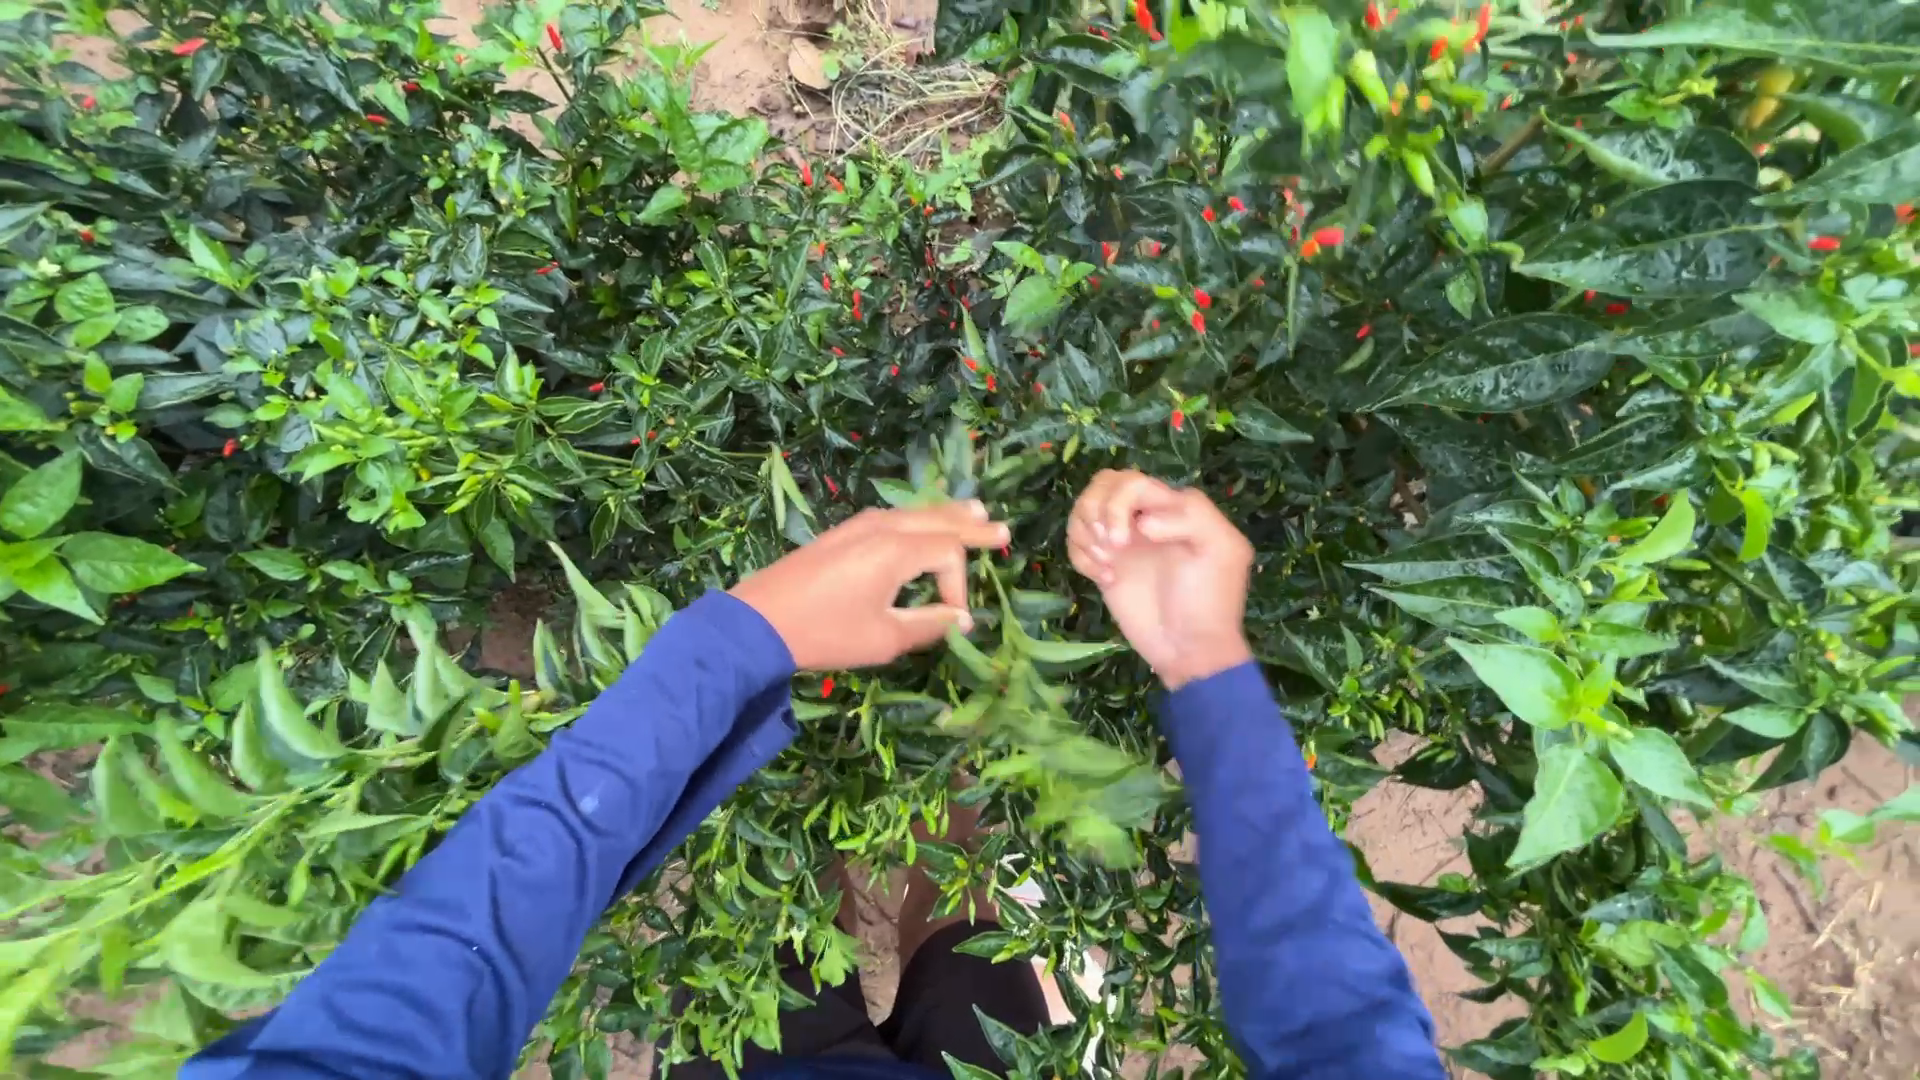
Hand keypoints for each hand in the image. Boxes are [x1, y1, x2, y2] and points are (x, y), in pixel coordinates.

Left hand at [730, 501, 1008, 670]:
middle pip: (938, 519)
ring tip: (973, 511)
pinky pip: (894, 515)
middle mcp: (883, 527)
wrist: (758, 621)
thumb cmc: (825, 632)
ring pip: (915, 512)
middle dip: (970, 526)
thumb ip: (929, 625)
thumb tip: (963, 619)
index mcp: (897, 549)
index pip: (949, 555)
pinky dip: (919, 516)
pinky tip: (921, 520)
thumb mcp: (884, 638)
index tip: (953, 620)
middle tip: (1000, 529)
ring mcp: (860, 525)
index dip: (959, 587)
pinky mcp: (843, 533)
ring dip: (946, 514)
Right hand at [1066, 470, 1253, 689]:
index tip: (1126, 541)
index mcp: (1172, 507)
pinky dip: (1082, 558)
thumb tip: (1143, 523)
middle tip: (1112, 548)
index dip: (1118, 504)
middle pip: (1101, 486)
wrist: (1189, 648)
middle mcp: (1143, 517)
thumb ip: (1192, 516)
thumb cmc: (1209, 598)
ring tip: (1107, 565)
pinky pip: (1076, 544)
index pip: (1130, 482)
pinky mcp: (1105, 565)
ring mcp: (1122, 542)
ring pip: (1083, 511)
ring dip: (1086, 535)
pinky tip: (1106, 579)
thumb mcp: (1222, 548)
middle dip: (1095, 511)